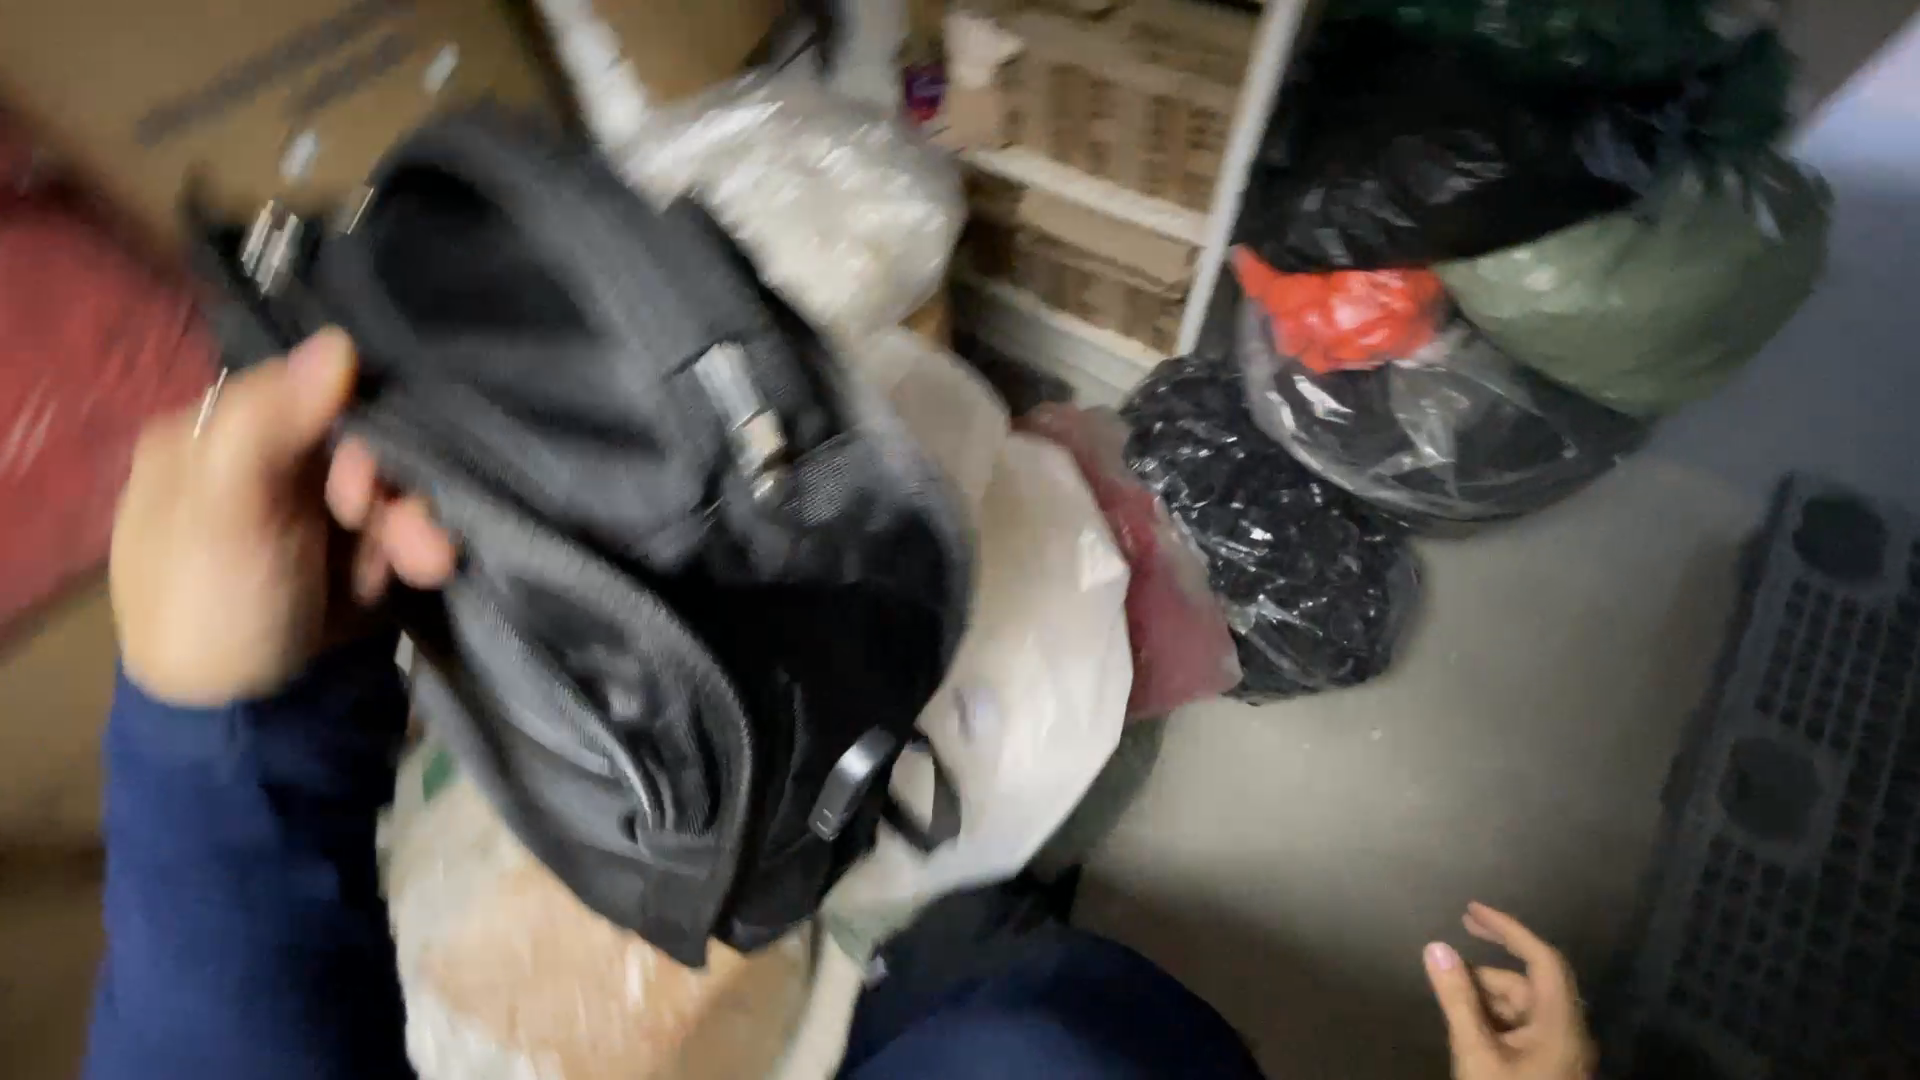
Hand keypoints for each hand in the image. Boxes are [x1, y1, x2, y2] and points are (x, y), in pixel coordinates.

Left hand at [111, 329, 455, 706]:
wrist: (259, 709)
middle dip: (395, 489)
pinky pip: (413, 523)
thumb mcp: (225, 517)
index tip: (364, 479)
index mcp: (218, 440)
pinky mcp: (368, 542)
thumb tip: (341, 342)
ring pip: (399, 486)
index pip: (309, 393)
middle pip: (365, 442)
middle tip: (410, 536)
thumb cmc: (217, 607)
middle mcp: (276, 463)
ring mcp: (325, 506)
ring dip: (420, 524)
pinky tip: (419, 573)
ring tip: (428, 565)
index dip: (354, 424)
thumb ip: (272, 427)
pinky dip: (421, 548)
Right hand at [1423, 902, 1595, 1079]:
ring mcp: (1561, 1054)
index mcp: (1561, 1027)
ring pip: (1521, 1006)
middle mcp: (1569, 1035)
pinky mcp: (1549, 1068)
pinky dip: (1493, 1019)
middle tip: (1451, 958)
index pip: (1543, 960)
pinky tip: (1470, 1033)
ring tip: (1456, 1017)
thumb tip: (1436, 946)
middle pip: (1528, 983)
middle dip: (1486, 971)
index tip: (1470, 911)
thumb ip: (1456, 997)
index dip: (1509, 930)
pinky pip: (1520, 1027)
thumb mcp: (1475, 1052)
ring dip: (1485, 999)